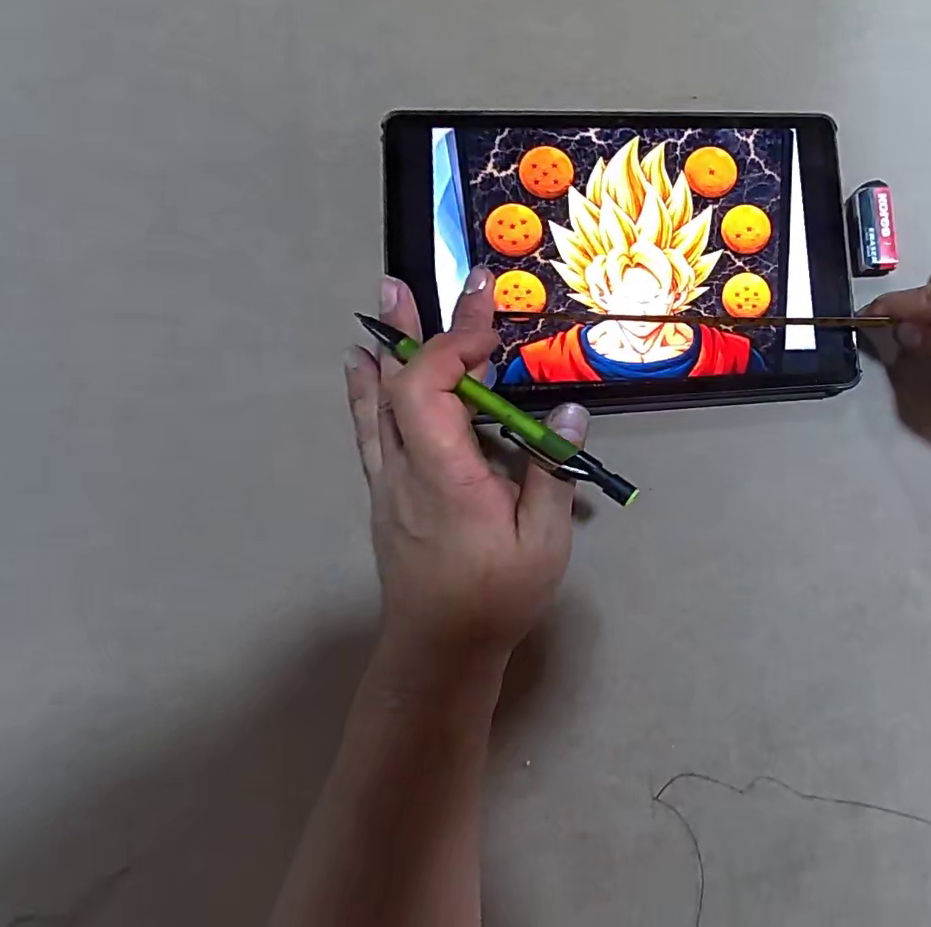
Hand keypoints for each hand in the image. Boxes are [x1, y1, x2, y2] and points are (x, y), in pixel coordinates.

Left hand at [345, 269, 587, 660]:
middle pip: (404, 383)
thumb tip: (569, 410)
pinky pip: (371, 427)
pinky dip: (367, 387)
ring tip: (387, 295)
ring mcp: (388, 479)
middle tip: (430, 282)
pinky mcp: (387, 490)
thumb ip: (551, 472)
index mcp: (445, 476)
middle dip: (428, 327)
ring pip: (377, 400)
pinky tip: (361, 363)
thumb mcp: (542, 542)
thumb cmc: (496, 596)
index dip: (456, 347)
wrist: (438, 649)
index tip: (491, 327)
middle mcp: (405, 468)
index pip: (432, 390)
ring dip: (388, 344)